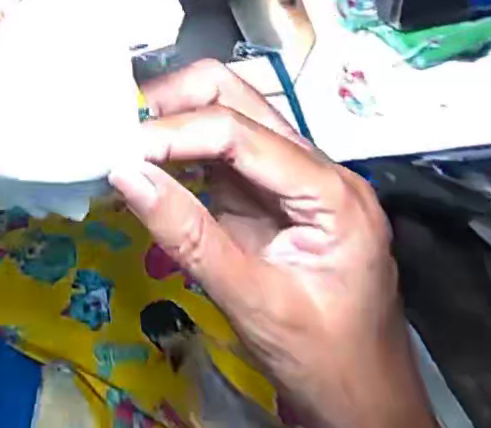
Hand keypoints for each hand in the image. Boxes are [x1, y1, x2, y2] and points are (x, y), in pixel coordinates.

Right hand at [109, 61, 434, 427]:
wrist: (368, 410)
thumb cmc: (327, 365)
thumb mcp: (253, 304)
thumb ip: (188, 235)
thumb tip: (124, 174)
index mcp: (330, 192)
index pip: (237, 131)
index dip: (174, 132)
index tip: (122, 150)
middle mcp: (313, 165)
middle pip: (234, 94)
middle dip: (172, 101)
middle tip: (123, 130)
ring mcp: (288, 172)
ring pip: (223, 106)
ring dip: (171, 115)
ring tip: (127, 140)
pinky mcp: (263, 186)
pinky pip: (213, 144)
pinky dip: (175, 144)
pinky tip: (147, 160)